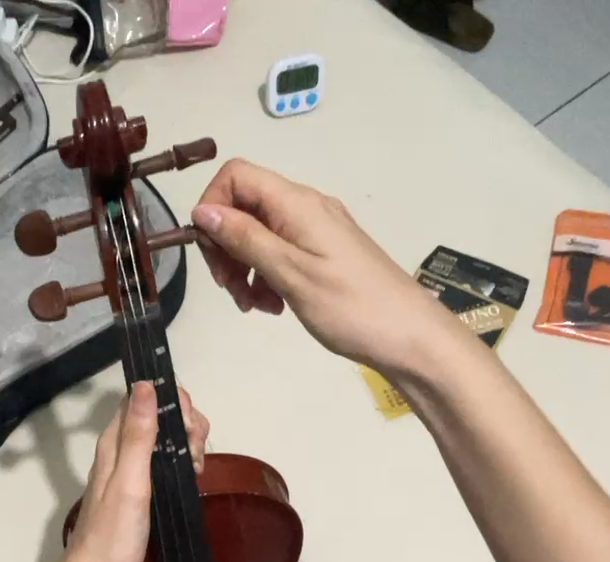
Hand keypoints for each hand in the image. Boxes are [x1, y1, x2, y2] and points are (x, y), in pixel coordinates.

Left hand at [54, 382, 208, 561]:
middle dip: (185, 424)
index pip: (142, 397)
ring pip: (163, 437)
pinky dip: (181, 463)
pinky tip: (191, 479)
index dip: (171, 401)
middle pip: (157, 414)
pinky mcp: (138, 488)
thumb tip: (145, 385)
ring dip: (187, 444)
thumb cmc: (114, 534)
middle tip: (195, 455)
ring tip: (196, 470)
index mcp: (114, 442)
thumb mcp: (130, 481)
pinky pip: (164, 460)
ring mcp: (128, 469)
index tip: (188, 426)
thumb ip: (138, 435)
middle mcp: (119, 449)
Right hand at [189, 159, 475, 377]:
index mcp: (296, 204)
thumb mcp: (289, 273)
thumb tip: (202, 212)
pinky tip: (272, 307)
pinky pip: (277, 255)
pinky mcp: (320, 254)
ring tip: (253, 306)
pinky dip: (264, 278)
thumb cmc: (349, 306)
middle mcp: (304, 208)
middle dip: (225, 247)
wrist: (407, 336)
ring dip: (243, 270)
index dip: (212, 207)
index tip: (210, 253)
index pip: (236, 176)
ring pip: (257, 236)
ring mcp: (314, 231)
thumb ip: (245, 239)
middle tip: (230, 288)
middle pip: (243, 208)